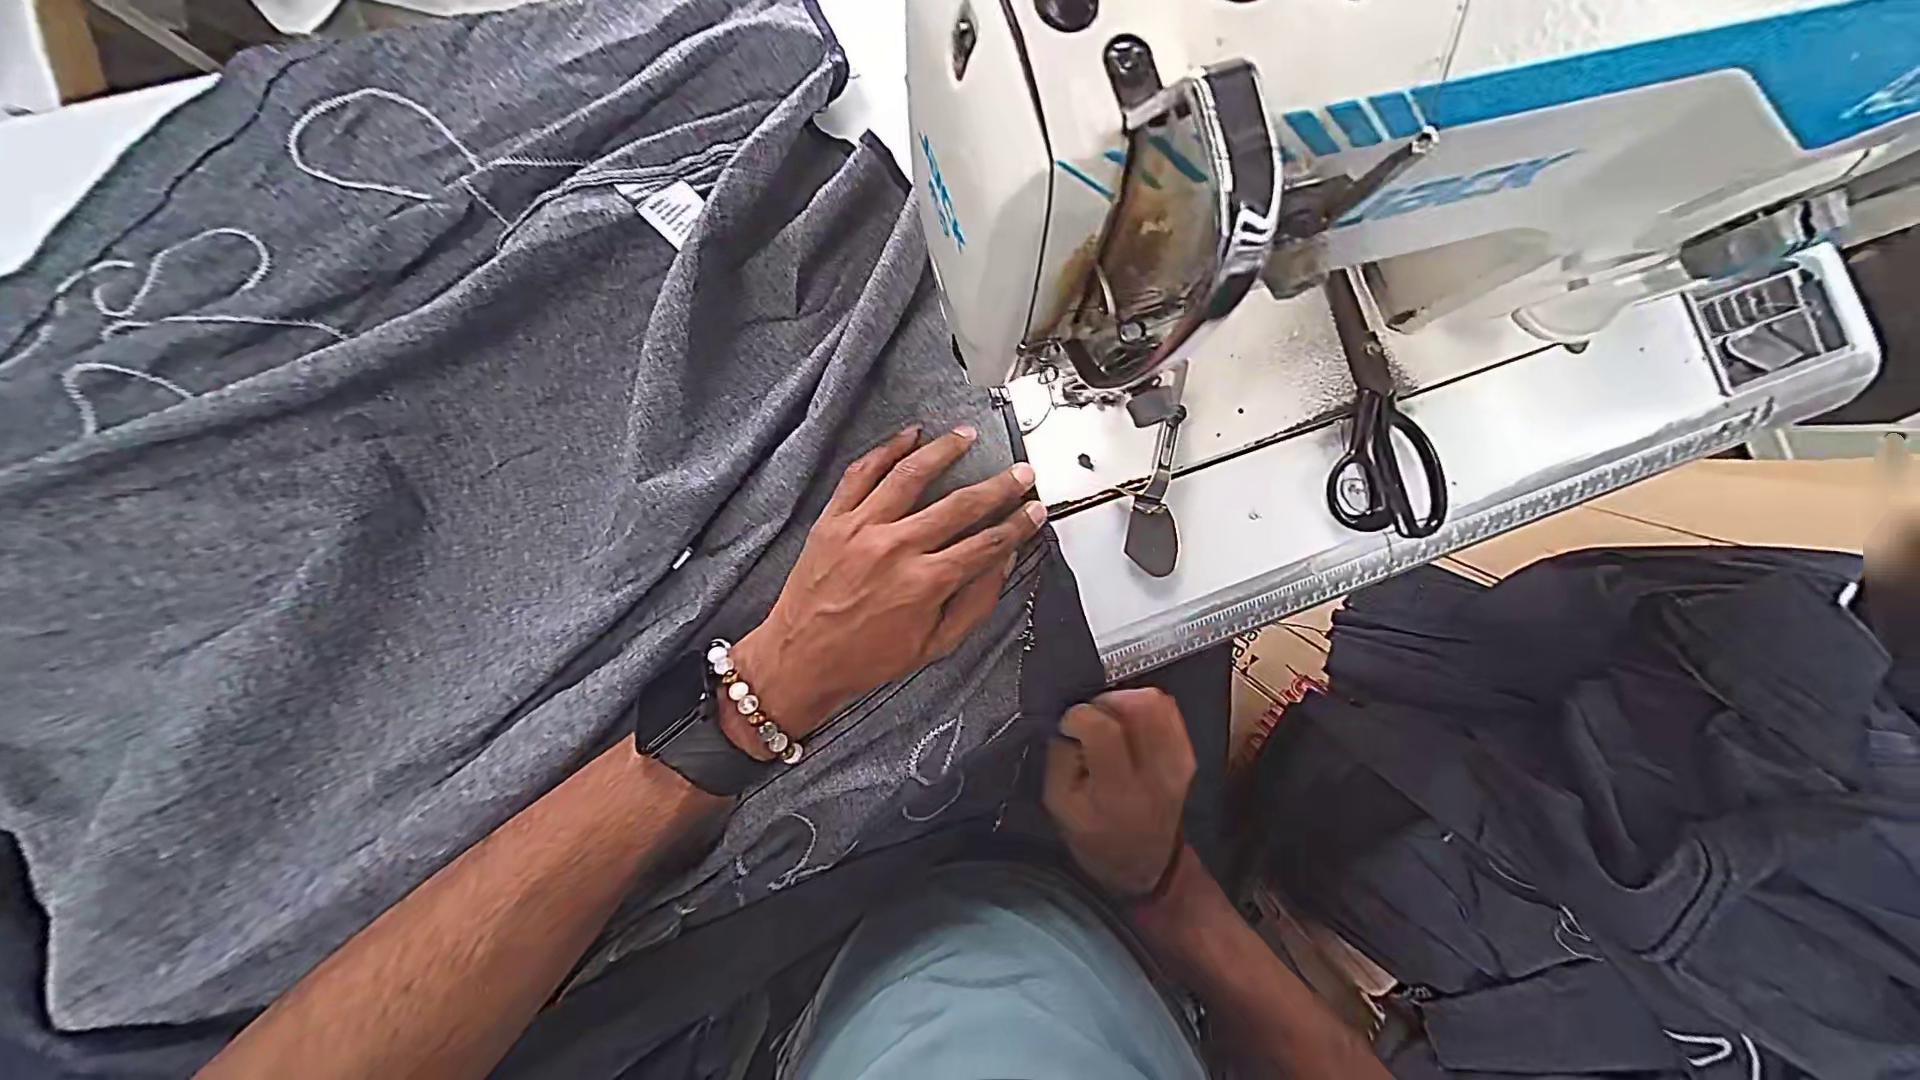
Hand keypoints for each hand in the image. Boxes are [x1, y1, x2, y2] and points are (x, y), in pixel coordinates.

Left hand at [729, 425, 1045, 743]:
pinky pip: (862, 473)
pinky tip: (907, 437)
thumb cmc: (865, 657)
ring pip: (912, 474)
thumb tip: (1002, 564)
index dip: (1018, 524)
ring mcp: (862, 529)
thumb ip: (975, 603)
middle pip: (961, 504)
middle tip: (1019, 473)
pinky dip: (887, 449)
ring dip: (945, 450)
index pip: (988, 543)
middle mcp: (896, 549)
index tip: (1032, 511)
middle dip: (1000, 485)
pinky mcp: (834, 520)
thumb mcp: (934, 644)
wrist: (801, 659)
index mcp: (926, 583)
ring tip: (966, 436)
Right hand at [1044, 688, 1194, 897]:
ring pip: (1155, 701)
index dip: (1077, 716)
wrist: (1146, 863)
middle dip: (1103, 702)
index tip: (1067, 726)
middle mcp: (1157, 773)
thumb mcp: (1057, 804)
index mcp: (1119, 792)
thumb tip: (1067, 718)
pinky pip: (1167, 708)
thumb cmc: (1094, 836)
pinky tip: (1128, 725)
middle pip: (1136, 705)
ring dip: (1123, 702)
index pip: (1102, 728)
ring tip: (1108, 721)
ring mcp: (1180, 761)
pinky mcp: (1189, 753)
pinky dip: (1142, 707)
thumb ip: (1058, 756)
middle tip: (1090, 720)